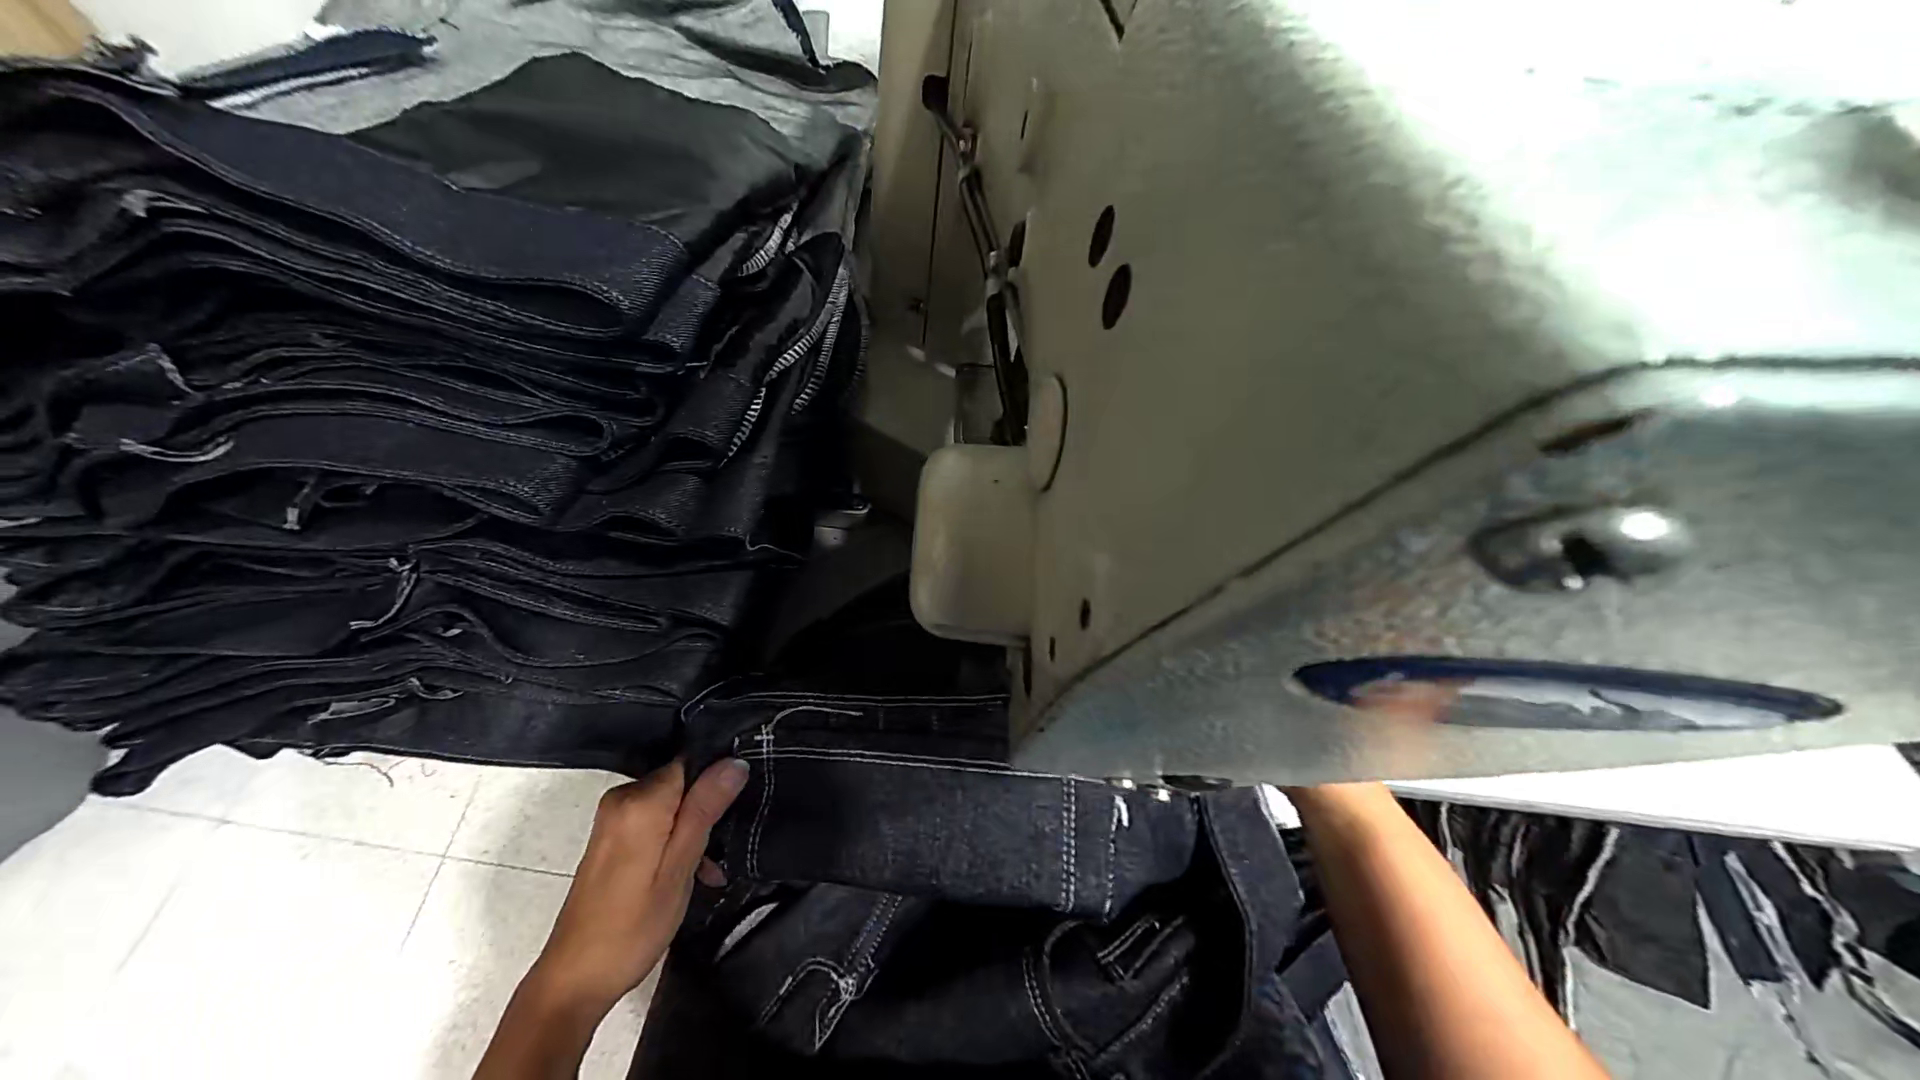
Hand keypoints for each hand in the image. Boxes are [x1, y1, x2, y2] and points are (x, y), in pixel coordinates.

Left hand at [524, 758, 749, 1014]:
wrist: (574, 981)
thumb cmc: (633, 927)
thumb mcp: (680, 868)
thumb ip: (705, 809)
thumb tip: (734, 763)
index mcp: (640, 801)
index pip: (692, 760)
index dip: (719, 777)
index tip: (736, 805)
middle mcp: (622, 798)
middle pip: (683, 782)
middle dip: (709, 808)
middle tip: (724, 846)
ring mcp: (614, 818)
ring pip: (673, 804)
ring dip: (695, 830)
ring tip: (710, 870)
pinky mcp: (612, 836)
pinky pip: (656, 820)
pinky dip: (675, 840)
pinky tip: (691, 872)